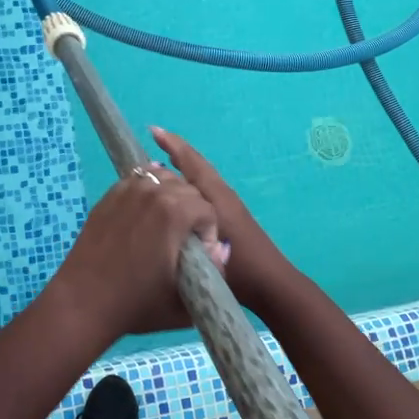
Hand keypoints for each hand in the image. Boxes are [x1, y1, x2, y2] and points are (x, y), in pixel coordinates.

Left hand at [50, 169, 223, 337]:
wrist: (85, 301)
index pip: (208, 210)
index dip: (209, 233)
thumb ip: (214, 274)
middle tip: (183, 240)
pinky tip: (145, 212)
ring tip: (165, 225)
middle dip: (193, 213)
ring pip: (163, 180)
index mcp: (176, 212)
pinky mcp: (111, 194)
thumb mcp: (185, 301)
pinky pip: (139, 181)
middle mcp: (154, 191)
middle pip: (188, 190)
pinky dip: (148, 191)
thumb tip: (221, 249)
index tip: (199, 254)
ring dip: (171, 198)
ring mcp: (128, 189)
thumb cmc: (137, 304)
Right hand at [151, 127, 299, 314]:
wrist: (272, 286)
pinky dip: (186, 190)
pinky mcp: (229, 220)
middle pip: (195, 168)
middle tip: (146, 154)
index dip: (173, 146)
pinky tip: (175, 203)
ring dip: (179, 173)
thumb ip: (185, 230)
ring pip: (198, 182)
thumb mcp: (207, 249)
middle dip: (173, 156)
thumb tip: (159, 208)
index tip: (153, 131)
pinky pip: (201, 196)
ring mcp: (228, 208)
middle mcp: (222, 196)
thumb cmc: (240, 269)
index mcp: (217, 197)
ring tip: (155, 174)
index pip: (192, 163)